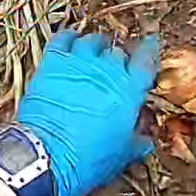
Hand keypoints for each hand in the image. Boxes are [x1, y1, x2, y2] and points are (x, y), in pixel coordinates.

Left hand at [15, 29, 157, 195]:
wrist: (46, 155)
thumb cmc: (89, 158)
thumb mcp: (121, 154)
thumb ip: (136, 142)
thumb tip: (146, 141)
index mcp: (129, 89)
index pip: (146, 60)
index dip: (148, 52)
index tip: (148, 49)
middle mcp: (107, 69)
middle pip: (117, 51)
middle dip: (118, 58)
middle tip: (114, 67)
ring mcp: (79, 62)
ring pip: (92, 40)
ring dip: (95, 44)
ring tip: (94, 50)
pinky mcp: (53, 62)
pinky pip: (62, 39)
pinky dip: (68, 37)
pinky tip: (70, 39)